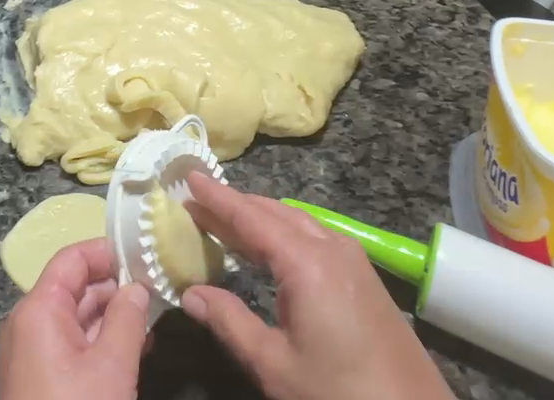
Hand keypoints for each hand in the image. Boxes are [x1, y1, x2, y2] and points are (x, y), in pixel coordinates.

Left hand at [0, 237, 149, 399]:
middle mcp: (28, 323)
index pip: (71, 259)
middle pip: (74, 287)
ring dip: (113, 315)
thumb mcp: (112, 366)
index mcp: (37, 308)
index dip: (106, 251)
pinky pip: (71, 346)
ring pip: (76, 318)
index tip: (143, 251)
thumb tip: (138, 286)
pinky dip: (101, 341)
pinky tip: (135, 346)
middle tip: (158, 285)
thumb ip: (128, 318)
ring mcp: (31, 353)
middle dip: (115, 286)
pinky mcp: (39, 380)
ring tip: (154, 315)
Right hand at [180, 173, 453, 399]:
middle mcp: (331, 247)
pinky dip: (282, 233)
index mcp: (306, 262)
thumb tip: (190, 294)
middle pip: (273, 212)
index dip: (217, 197)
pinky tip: (268, 251)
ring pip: (296, 222)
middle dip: (234, 206)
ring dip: (259, 218)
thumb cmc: (339, 393)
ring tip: (224, 223)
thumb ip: (229, 322)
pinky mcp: (364, 278)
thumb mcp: (274, 365)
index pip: (251, 216)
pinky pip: (314, 237)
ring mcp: (353, 260)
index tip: (189, 174)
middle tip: (197, 205)